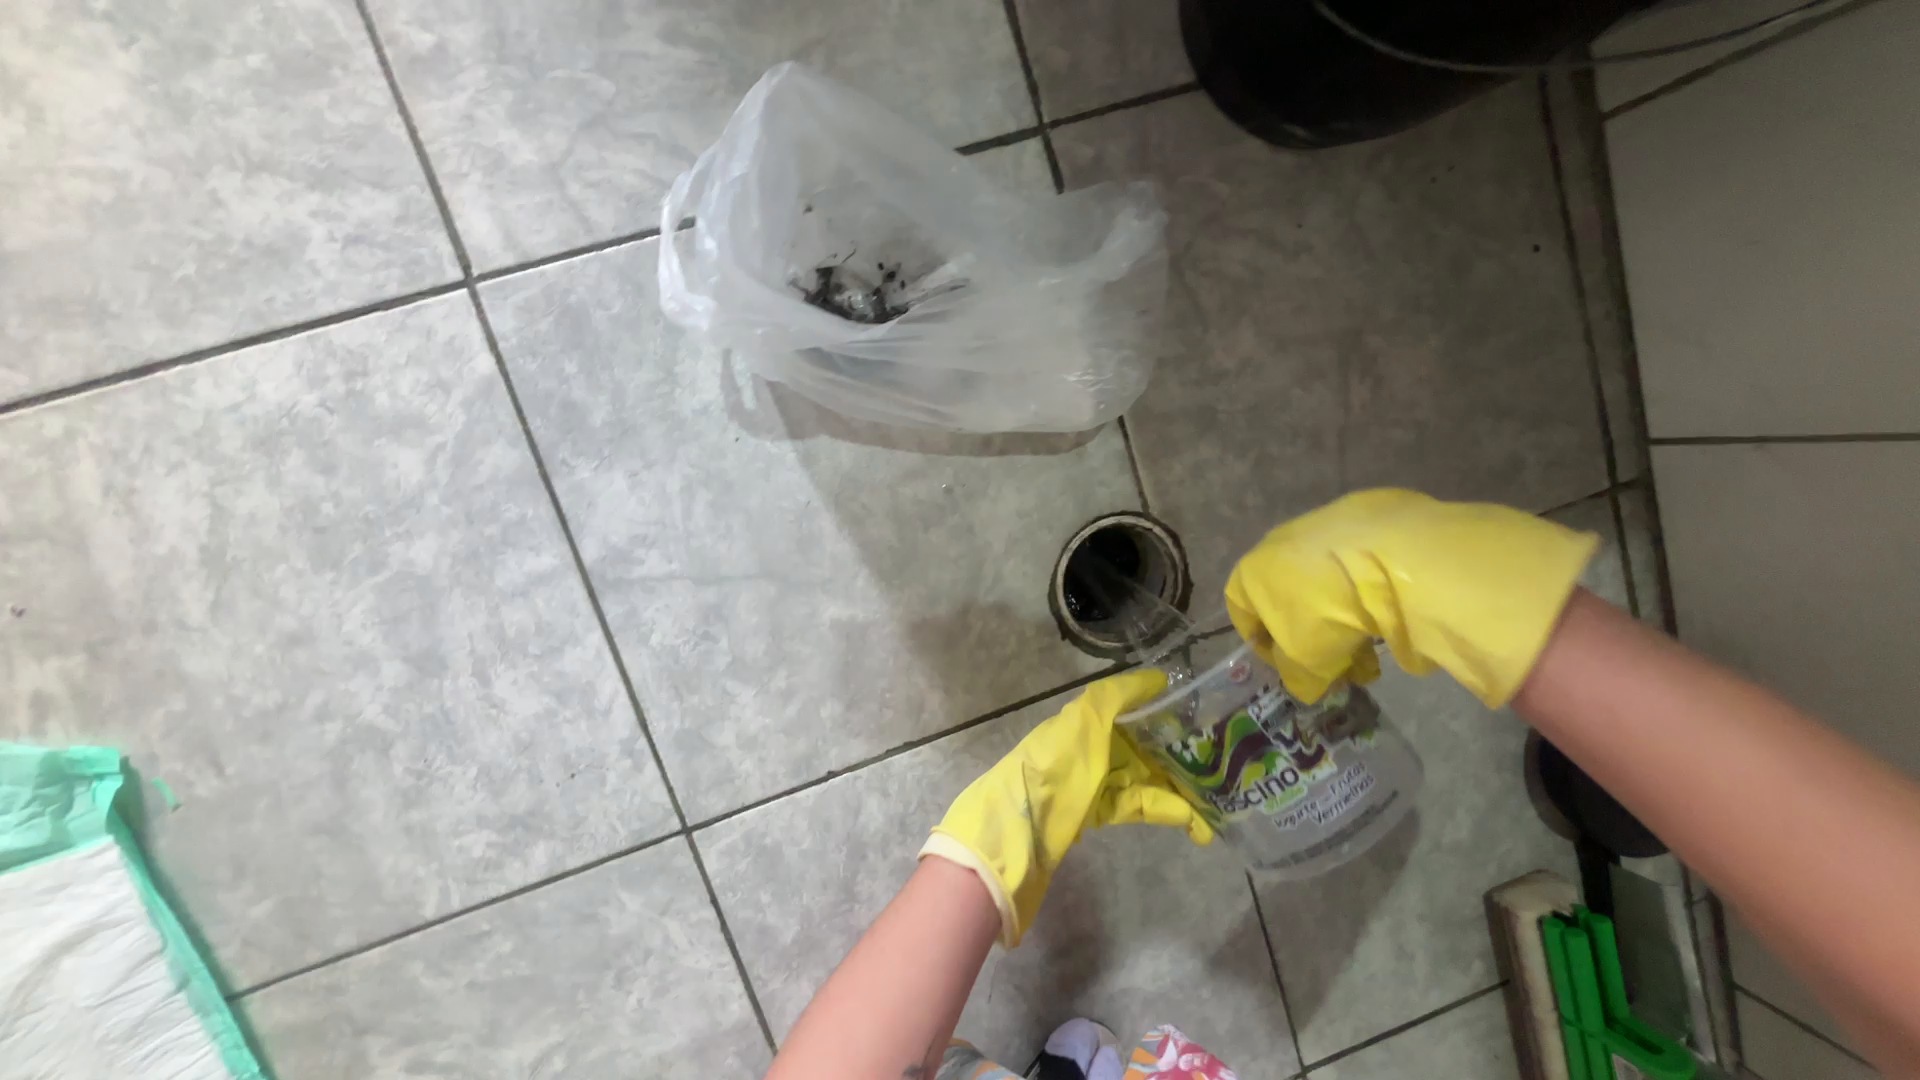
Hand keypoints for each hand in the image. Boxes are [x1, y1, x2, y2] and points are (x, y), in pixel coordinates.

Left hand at [919, 670, 1213, 946]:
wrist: (1016, 831)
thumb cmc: (1054, 768)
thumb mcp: (1084, 721)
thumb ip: (1119, 696)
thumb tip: (1160, 678)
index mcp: (1087, 720)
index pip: (1134, 710)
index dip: (1166, 711)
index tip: (1206, 718)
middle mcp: (1092, 746)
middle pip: (1144, 745)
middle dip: (1182, 753)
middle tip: (1226, 764)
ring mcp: (1095, 781)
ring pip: (1147, 778)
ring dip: (1182, 789)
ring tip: (1221, 802)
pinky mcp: (1097, 814)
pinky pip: (1138, 805)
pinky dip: (1166, 811)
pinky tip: (1195, 822)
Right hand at [1225, 488, 1598, 707]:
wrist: (1392, 556)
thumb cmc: (1327, 611)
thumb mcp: (1306, 662)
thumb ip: (1297, 676)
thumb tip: (1305, 683)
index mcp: (1250, 573)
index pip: (1242, 614)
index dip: (1264, 648)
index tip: (1292, 670)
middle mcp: (1277, 543)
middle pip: (1288, 598)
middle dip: (1312, 635)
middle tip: (1340, 665)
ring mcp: (1323, 523)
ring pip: (1326, 581)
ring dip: (1343, 616)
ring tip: (1375, 646)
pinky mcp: (1367, 512)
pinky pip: (1359, 563)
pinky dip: (1368, 588)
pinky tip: (1393, 610)